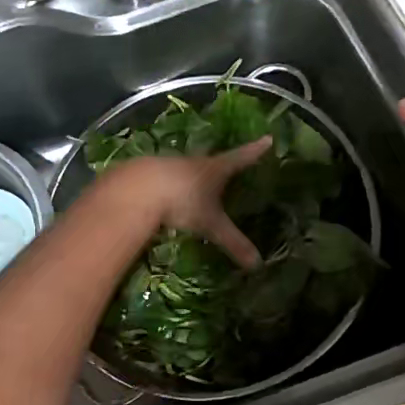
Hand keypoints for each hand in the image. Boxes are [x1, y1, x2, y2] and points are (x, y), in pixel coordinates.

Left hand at [103, 137, 272, 266]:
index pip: (241, 158)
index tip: (267, 139)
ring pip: (186, 167)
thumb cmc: (183, 201)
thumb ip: (233, 243)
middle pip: (212, 159)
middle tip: (229, 163)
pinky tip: (165, 192)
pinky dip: (169, 183)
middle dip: (221, 162)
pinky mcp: (147, 172)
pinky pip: (164, 177)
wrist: (137, 189)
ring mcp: (169, 164)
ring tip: (196, 181)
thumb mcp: (211, 225)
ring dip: (192, 173)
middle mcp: (193, 161)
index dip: (254, 151)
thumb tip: (257, 265)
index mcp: (215, 169)